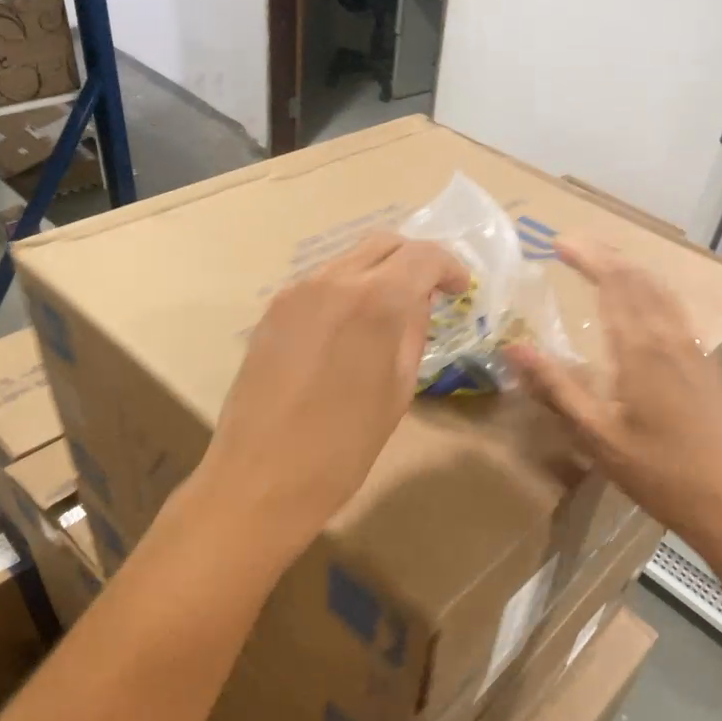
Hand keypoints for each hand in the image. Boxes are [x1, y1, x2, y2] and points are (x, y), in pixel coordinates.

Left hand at [195, 233, 468, 556]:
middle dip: (414, 260)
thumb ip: (412, 333)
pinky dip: (346, 291)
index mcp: (376, 301)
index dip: (449, 267)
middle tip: (430, 293)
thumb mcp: (398, 390)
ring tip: (390, 313)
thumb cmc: (344, 447)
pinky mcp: (272, 311)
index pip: (423, 256)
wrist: (262, 477)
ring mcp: (296, 292)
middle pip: (383, 243)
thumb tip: (418, 302)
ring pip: (348, 260)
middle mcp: (334, 281)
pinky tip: (351, 329)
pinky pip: (320, 283)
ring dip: (378, 274)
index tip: (460, 290)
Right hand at [507, 239, 721, 547]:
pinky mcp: (705, 364)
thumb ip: (555, 388)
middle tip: (574, 245)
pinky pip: (676, 310)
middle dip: (607, 255)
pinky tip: (643, 306)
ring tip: (604, 263)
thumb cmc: (656, 473)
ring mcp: (694, 349)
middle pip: (640, 279)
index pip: (614, 284)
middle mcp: (671, 338)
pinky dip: (651, 291)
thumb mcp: (596, 436)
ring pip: (662, 291)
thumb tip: (513, 347)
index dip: (587, 257)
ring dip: (631, 269)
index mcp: (642, 350)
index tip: (558, 242)